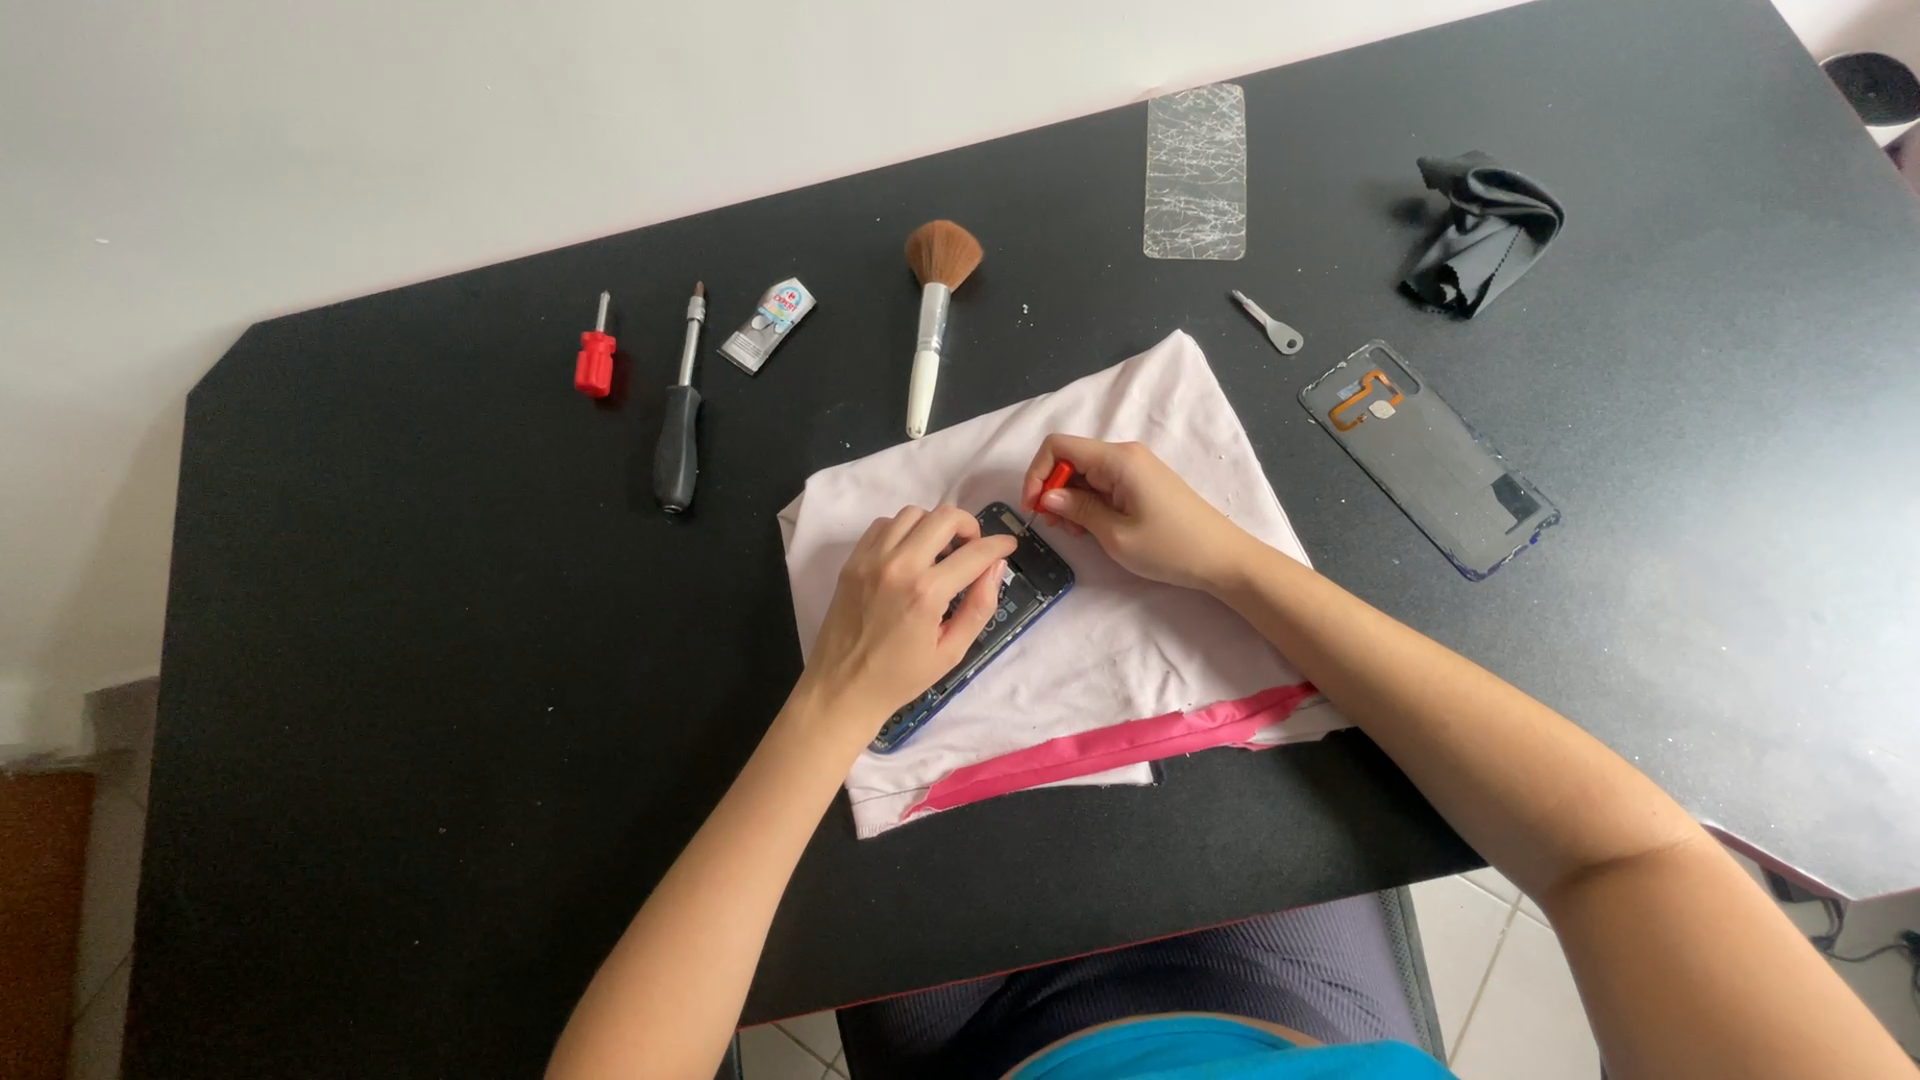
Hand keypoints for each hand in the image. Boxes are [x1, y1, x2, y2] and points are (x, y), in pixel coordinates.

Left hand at [800, 506, 1017, 743]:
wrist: (841, 689)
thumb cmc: (900, 678)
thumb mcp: (951, 651)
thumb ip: (980, 606)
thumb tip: (996, 567)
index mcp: (927, 593)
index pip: (975, 552)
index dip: (999, 545)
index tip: (1008, 546)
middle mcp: (899, 566)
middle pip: (944, 517)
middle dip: (969, 526)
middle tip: (972, 549)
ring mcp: (870, 559)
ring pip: (913, 514)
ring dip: (934, 526)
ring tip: (939, 552)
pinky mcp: (852, 561)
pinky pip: (883, 525)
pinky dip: (903, 530)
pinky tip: (909, 555)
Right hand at [1020, 435, 1255, 591]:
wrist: (1223, 559)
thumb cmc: (1171, 547)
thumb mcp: (1116, 534)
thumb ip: (1078, 510)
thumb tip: (1049, 497)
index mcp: (1118, 459)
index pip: (1058, 446)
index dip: (1037, 473)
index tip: (1034, 508)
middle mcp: (1125, 455)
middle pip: (1070, 459)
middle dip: (1052, 490)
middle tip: (1055, 527)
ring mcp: (1135, 469)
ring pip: (1084, 474)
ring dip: (1069, 500)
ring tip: (1075, 533)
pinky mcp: (1141, 484)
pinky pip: (1102, 485)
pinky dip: (1088, 504)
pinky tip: (1092, 529)